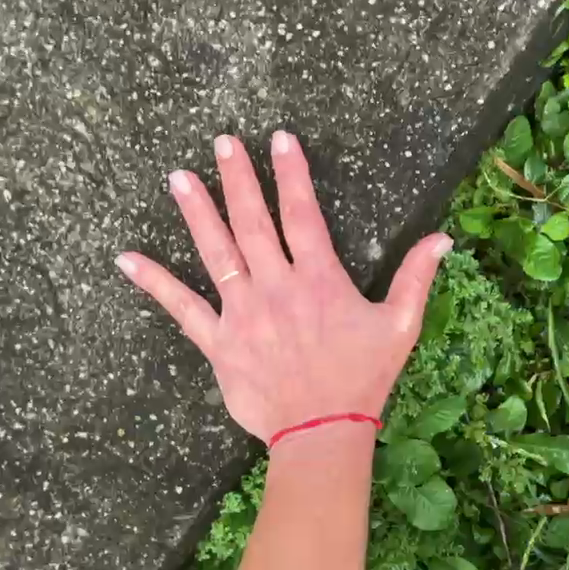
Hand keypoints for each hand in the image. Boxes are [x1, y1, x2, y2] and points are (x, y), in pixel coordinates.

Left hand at [116, 131, 450, 443]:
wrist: (322, 430)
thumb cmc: (365, 374)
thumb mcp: (401, 324)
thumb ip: (417, 277)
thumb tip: (442, 237)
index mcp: (319, 279)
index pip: (303, 214)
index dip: (292, 174)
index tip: (280, 138)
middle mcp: (277, 287)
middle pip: (253, 223)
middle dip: (238, 179)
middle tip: (222, 142)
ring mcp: (242, 313)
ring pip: (216, 253)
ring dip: (197, 213)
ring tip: (178, 177)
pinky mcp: (217, 342)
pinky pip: (181, 308)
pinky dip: (154, 282)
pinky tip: (126, 257)